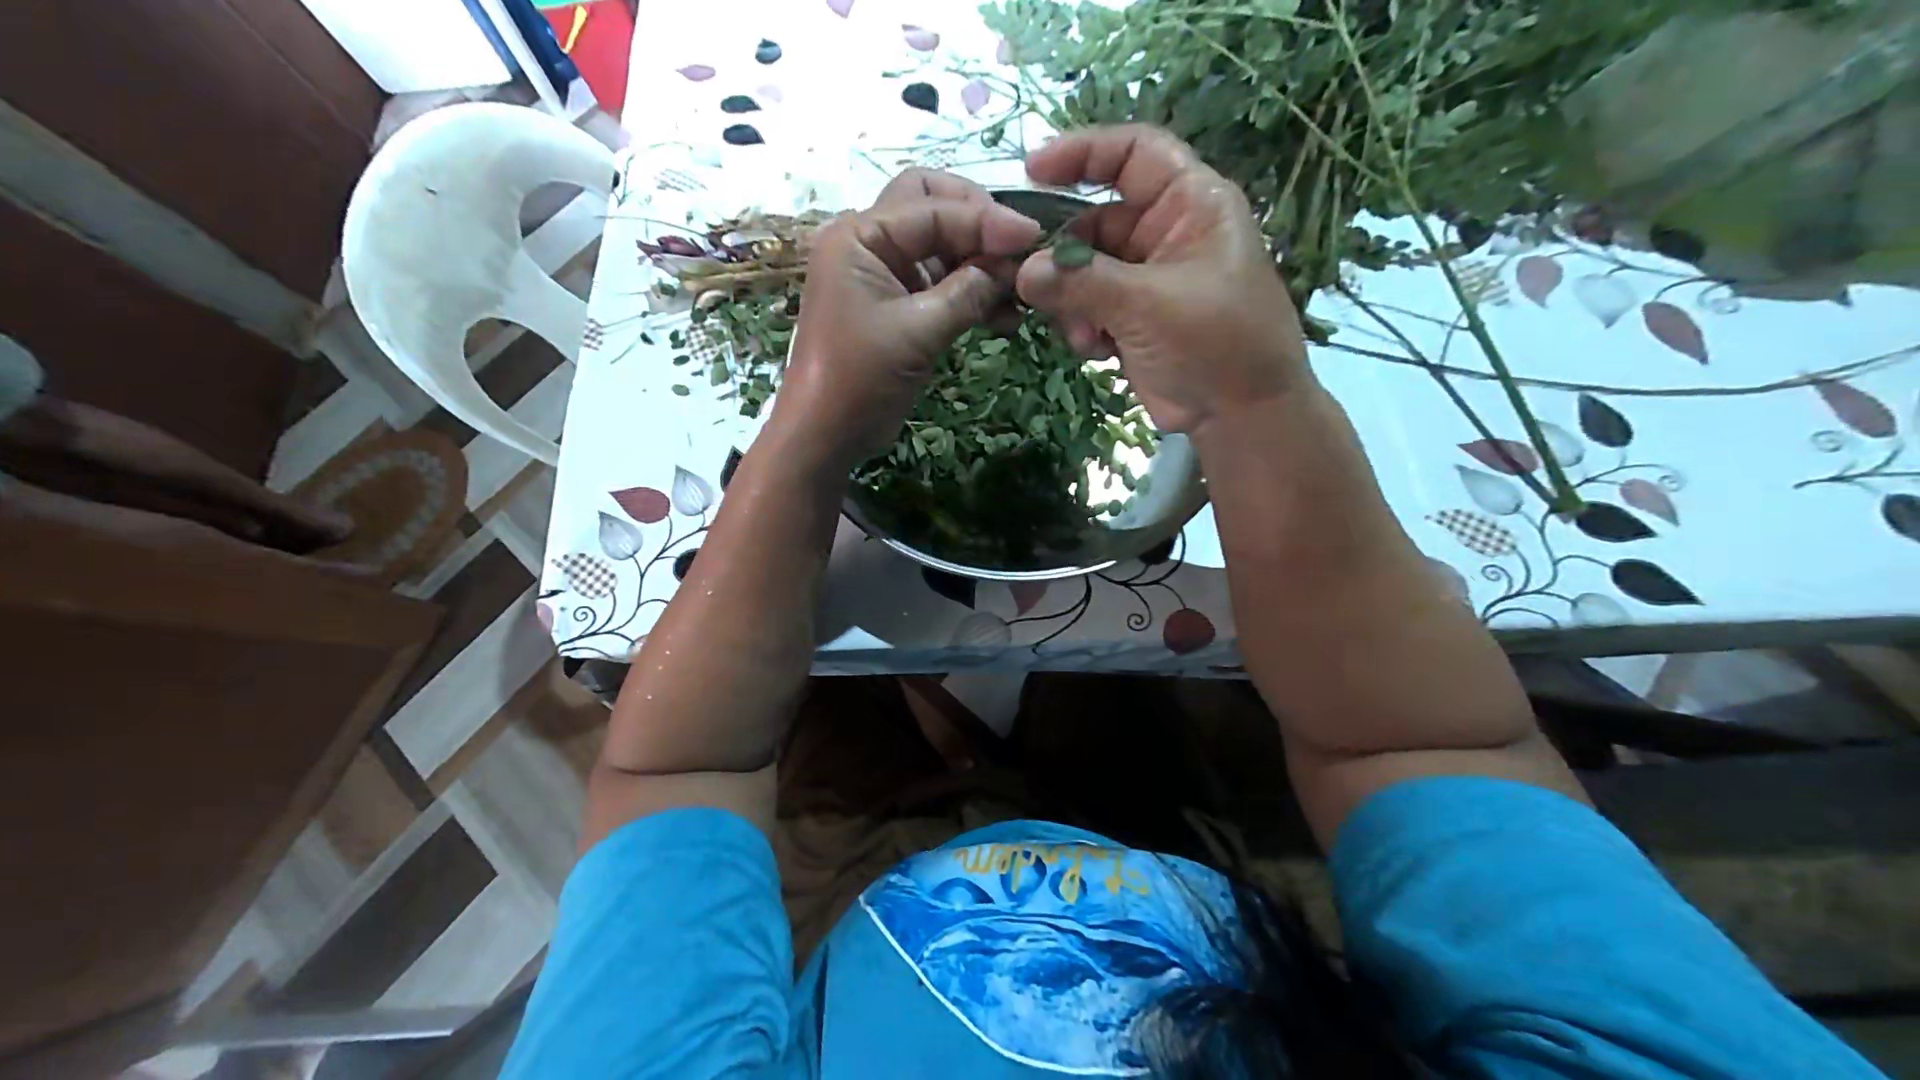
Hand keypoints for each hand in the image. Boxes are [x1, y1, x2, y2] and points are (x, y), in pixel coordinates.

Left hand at [778, 170, 1040, 464]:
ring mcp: (885, 276)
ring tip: (1019, 294)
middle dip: (978, 224)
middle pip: (933, 207)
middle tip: (1017, 252)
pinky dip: (973, 295)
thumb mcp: (918, 332)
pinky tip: (1005, 317)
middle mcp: (871, 244)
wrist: (825, 435)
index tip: (1033, 237)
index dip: (986, 219)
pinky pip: (943, 286)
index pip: (932, 208)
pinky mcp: (900, 308)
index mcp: (860, 236)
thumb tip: (1015, 267)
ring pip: (943, 249)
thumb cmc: (858, 379)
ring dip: (981, 265)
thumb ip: (968, 292)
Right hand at [1015, 126, 1308, 434]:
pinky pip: (1089, 306)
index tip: (1032, 170)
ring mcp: (1148, 278)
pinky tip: (1094, 349)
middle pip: (1097, 220)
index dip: (1084, 152)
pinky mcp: (1133, 318)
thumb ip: (1083, 283)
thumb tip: (1022, 272)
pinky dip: (1082, 325)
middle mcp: (1167, 233)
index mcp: (1191, 204)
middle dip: (1066, 254)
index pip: (1135, 153)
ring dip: (1073, 300)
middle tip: (1035, 284)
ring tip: (1084, 334)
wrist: (1241, 415)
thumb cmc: (1216, 343)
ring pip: (1085, 269)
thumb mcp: (1149, 305)